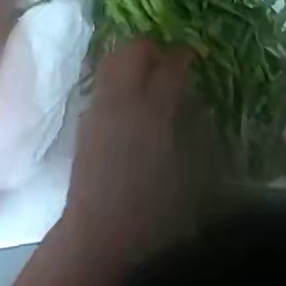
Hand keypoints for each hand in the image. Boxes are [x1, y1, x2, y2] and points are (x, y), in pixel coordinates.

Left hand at [53, 39, 200, 273]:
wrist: (98, 237)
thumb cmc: (153, 213)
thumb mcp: (191, 174)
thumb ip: (195, 134)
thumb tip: (200, 110)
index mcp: (152, 111)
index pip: (170, 67)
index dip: (185, 55)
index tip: (196, 54)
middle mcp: (121, 102)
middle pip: (131, 51)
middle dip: (152, 48)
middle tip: (169, 61)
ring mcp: (98, 110)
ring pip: (110, 62)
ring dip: (130, 60)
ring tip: (149, 75)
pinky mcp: (85, 124)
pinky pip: (101, 85)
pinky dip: (117, 79)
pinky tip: (130, 103)